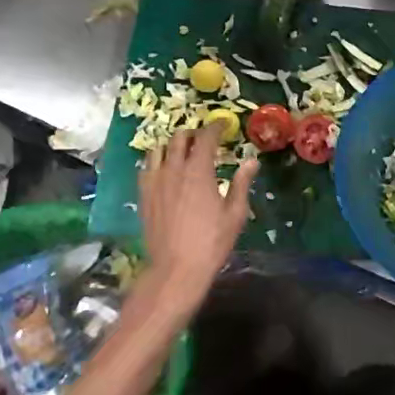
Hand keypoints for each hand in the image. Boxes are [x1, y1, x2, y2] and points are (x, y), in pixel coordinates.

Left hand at [137, 121, 258, 306]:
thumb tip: (251, 161)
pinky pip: (146, 168)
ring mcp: (154, 182)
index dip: (215, 127)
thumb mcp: (235, 214)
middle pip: (179, 138)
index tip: (223, 124)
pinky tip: (164, 169)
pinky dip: (157, 161)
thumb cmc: (211, 242)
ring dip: (172, 144)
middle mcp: (174, 170)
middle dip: (193, 133)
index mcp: (198, 171)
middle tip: (204, 138)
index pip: (206, 138)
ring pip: (159, 150)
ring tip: (182, 149)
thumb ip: (241, 183)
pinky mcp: (144, 195)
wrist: (176, 269)